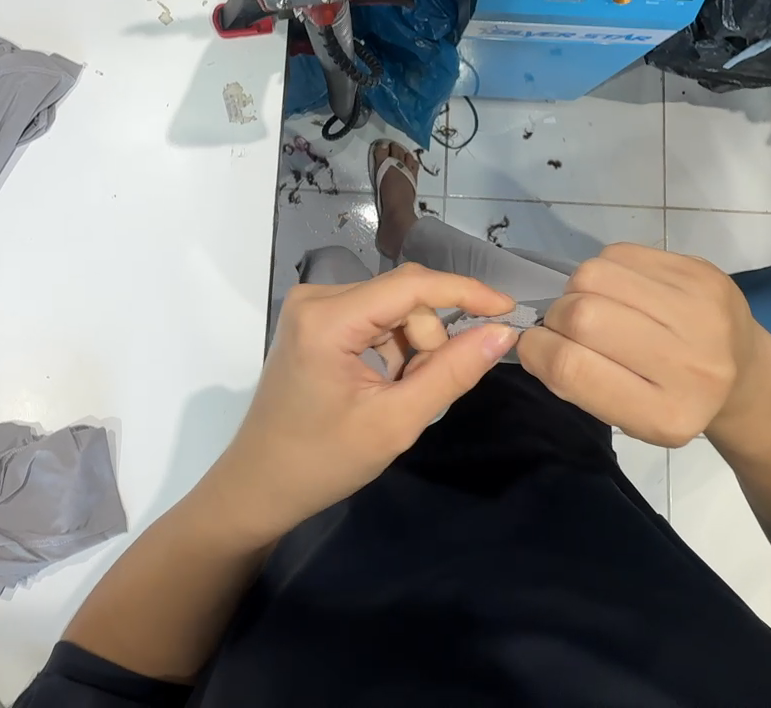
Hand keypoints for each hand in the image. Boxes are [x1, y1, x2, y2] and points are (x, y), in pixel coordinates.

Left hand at [203, 264, 518, 537]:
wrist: (260, 485)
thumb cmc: (323, 462)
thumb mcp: (395, 421)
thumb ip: (451, 373)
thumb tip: (502, 334)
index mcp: (327, 318)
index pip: (411, 285)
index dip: (465, 292)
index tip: (509, 310)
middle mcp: (316, 298)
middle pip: (402, 295)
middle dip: (430, 336)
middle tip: (424, 387)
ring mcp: (312, 307)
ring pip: (391, 306)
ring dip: (411, 344)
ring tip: (397, 393)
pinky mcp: (314, 320)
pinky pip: (373, 317)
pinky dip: (391, 346)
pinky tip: (382, 383)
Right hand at [518, 243, 770, 447]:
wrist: (744, 376)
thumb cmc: (670, 398)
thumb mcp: (623, 415)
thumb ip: (573, 381)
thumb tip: (528, 335)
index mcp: (665, 416)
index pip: (570, 367)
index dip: (536, 349)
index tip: (536, 346)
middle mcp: (692, 366)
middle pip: (581, 315)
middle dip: (557, 315)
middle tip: (568, 326)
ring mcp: (702, 313)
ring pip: (594, 274)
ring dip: (578, 288)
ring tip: (598, 304)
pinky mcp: (703, 273)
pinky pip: (620, 252)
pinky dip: (605, 268)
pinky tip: (624, 289)